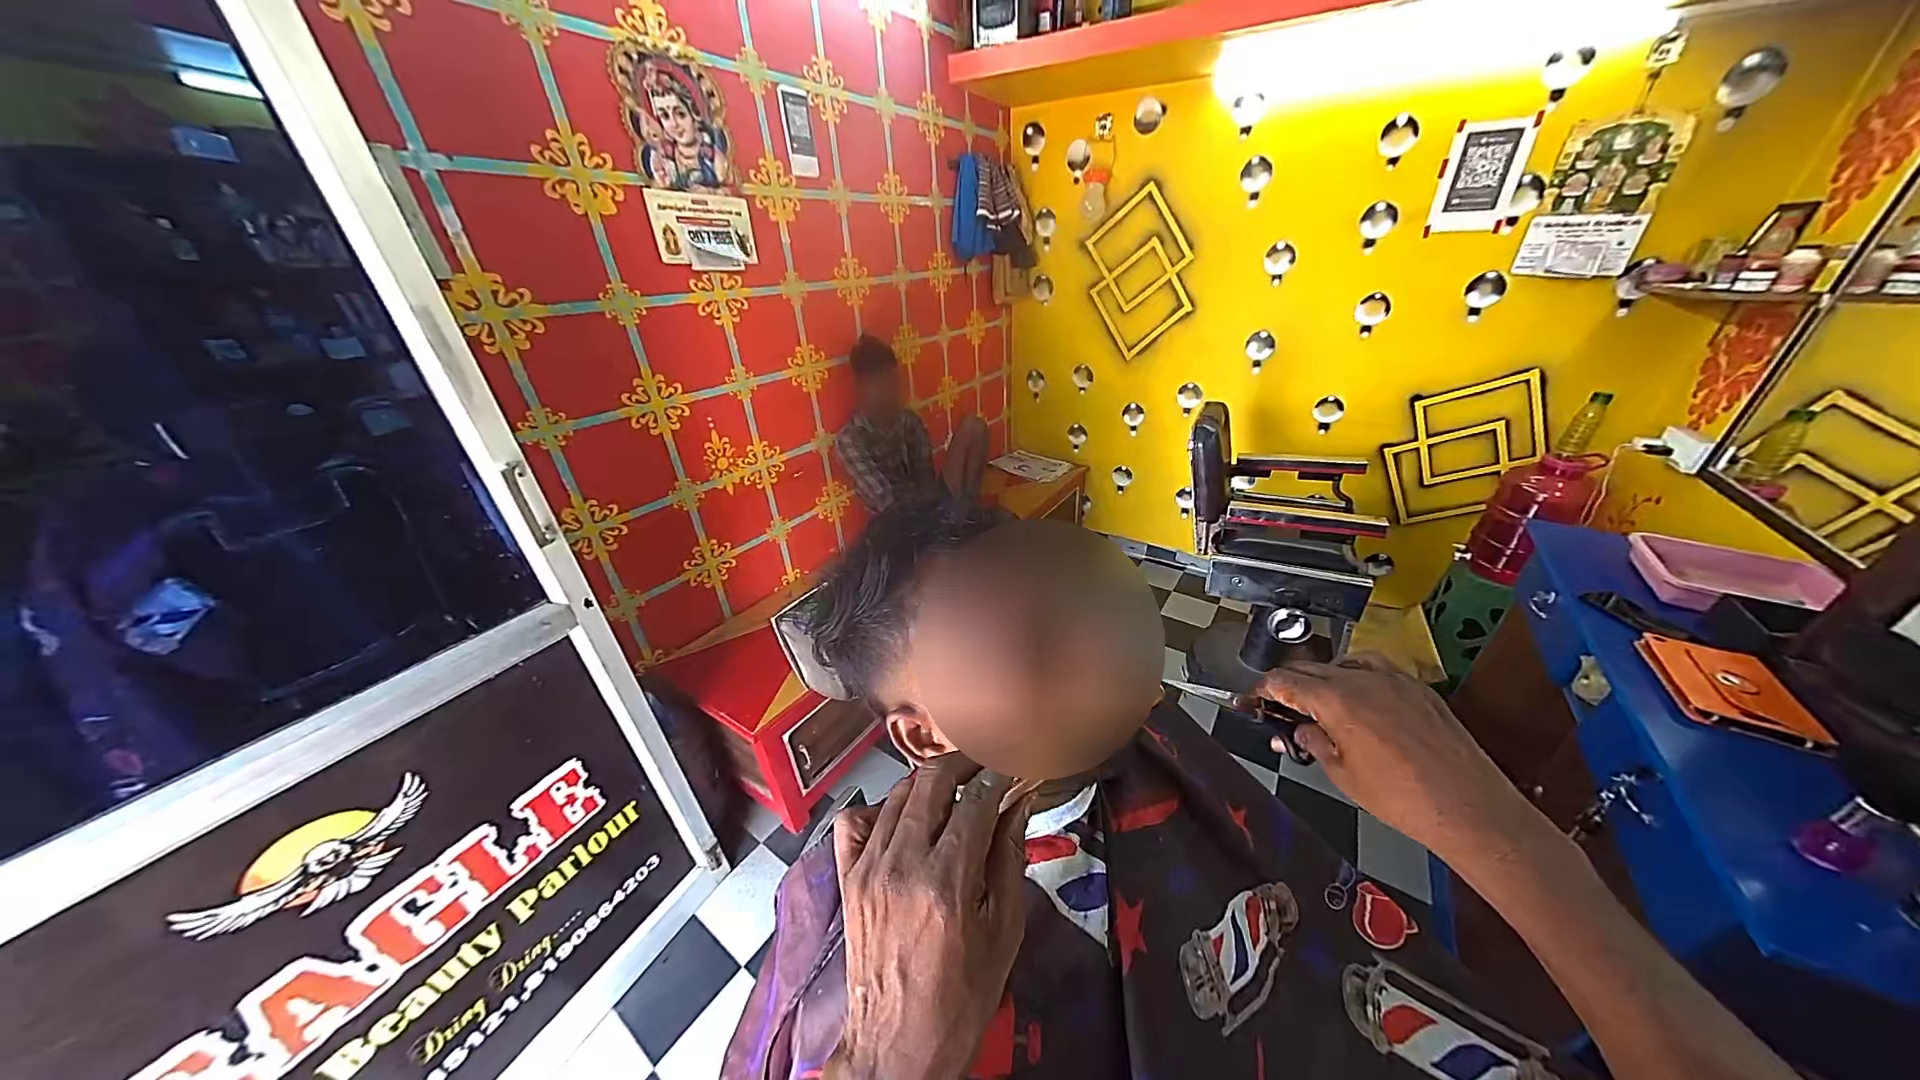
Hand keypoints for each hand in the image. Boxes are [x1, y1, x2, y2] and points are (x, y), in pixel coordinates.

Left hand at [828, 755, 1034, 1079]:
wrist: (897, 1046)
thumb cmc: (960, 997)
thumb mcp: (1004, 931)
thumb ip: (1009, 858)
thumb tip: (1017, 805)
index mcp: (947, 881)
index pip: (976, 801)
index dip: (998, 778)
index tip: (1011, 772)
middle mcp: (902, 864)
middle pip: (932, 780)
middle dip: (963, 763)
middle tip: (983, 768)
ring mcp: (868, 867)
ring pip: (898, 793)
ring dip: (929, 781)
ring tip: (953, 789)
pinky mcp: (847, 877)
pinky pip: (856, 820)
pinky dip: (881, 806)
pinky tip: (903, 817)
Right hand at [1256, 654, 1543, 864]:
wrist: (1471, 808)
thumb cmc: (1406, 798)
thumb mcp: (1341, 774)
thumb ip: (1314, 742)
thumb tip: (1303, 730)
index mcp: (1336, 699)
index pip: (1283, 680)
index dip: (1262, 690)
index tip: (1254, 700)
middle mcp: (1362, 679)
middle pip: (1308, 668)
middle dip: (1287, 685)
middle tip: (1279, 707)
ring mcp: (1393, 679)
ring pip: (1340, 663)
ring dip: (1321, 678)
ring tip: (1318, 704)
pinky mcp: (1417, 687)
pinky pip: (1374, 668)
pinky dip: (1355, 677)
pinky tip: (1358, 699)